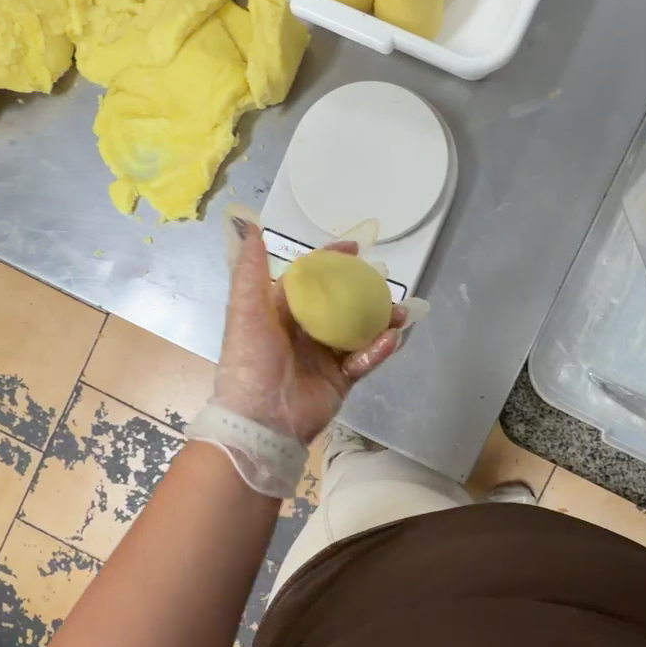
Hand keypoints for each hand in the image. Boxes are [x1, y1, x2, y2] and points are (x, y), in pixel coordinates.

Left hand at [213, 207, 411, 443]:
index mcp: (281, 312)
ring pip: (359, 330)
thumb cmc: (251, 362)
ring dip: (380, 320)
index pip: (310, 279)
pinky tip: (390, 340)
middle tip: (386, 283)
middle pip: (341, 303)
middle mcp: (305, 330)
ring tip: (400, 314)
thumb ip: (251, 271)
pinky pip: (364, 359)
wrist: (261, 421)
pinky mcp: (340, 380)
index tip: (356, 249)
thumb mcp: (245, 312)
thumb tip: (250, 225)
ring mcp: (324, 356)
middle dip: (365, 292)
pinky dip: (378, 350)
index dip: (331, 261)